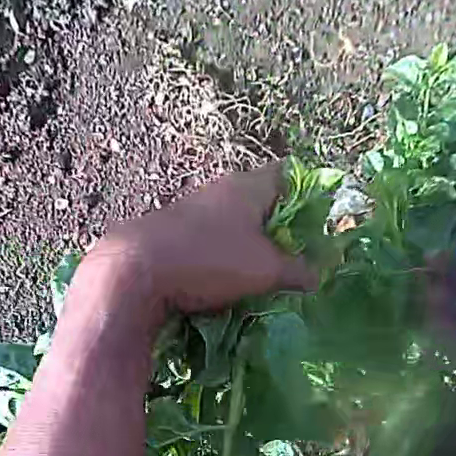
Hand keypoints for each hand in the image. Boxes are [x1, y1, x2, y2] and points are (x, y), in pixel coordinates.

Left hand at [82, 167, 314, 316]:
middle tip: (297, 254)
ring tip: (265, 273)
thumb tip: (317, 277)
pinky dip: (225, 255)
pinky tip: (228, 280)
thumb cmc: (211, 260)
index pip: (286, 175)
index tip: (318, 222)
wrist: (136, 271)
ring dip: (250, 243)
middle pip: (260, 201)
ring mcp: (193, 210)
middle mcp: (219, 191)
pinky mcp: (173, 233)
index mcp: (247, 187)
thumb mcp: (266, 270)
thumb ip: (296, 270)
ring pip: (233, 222)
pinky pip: (211, 240)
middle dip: (279, 225)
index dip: (306, 194)